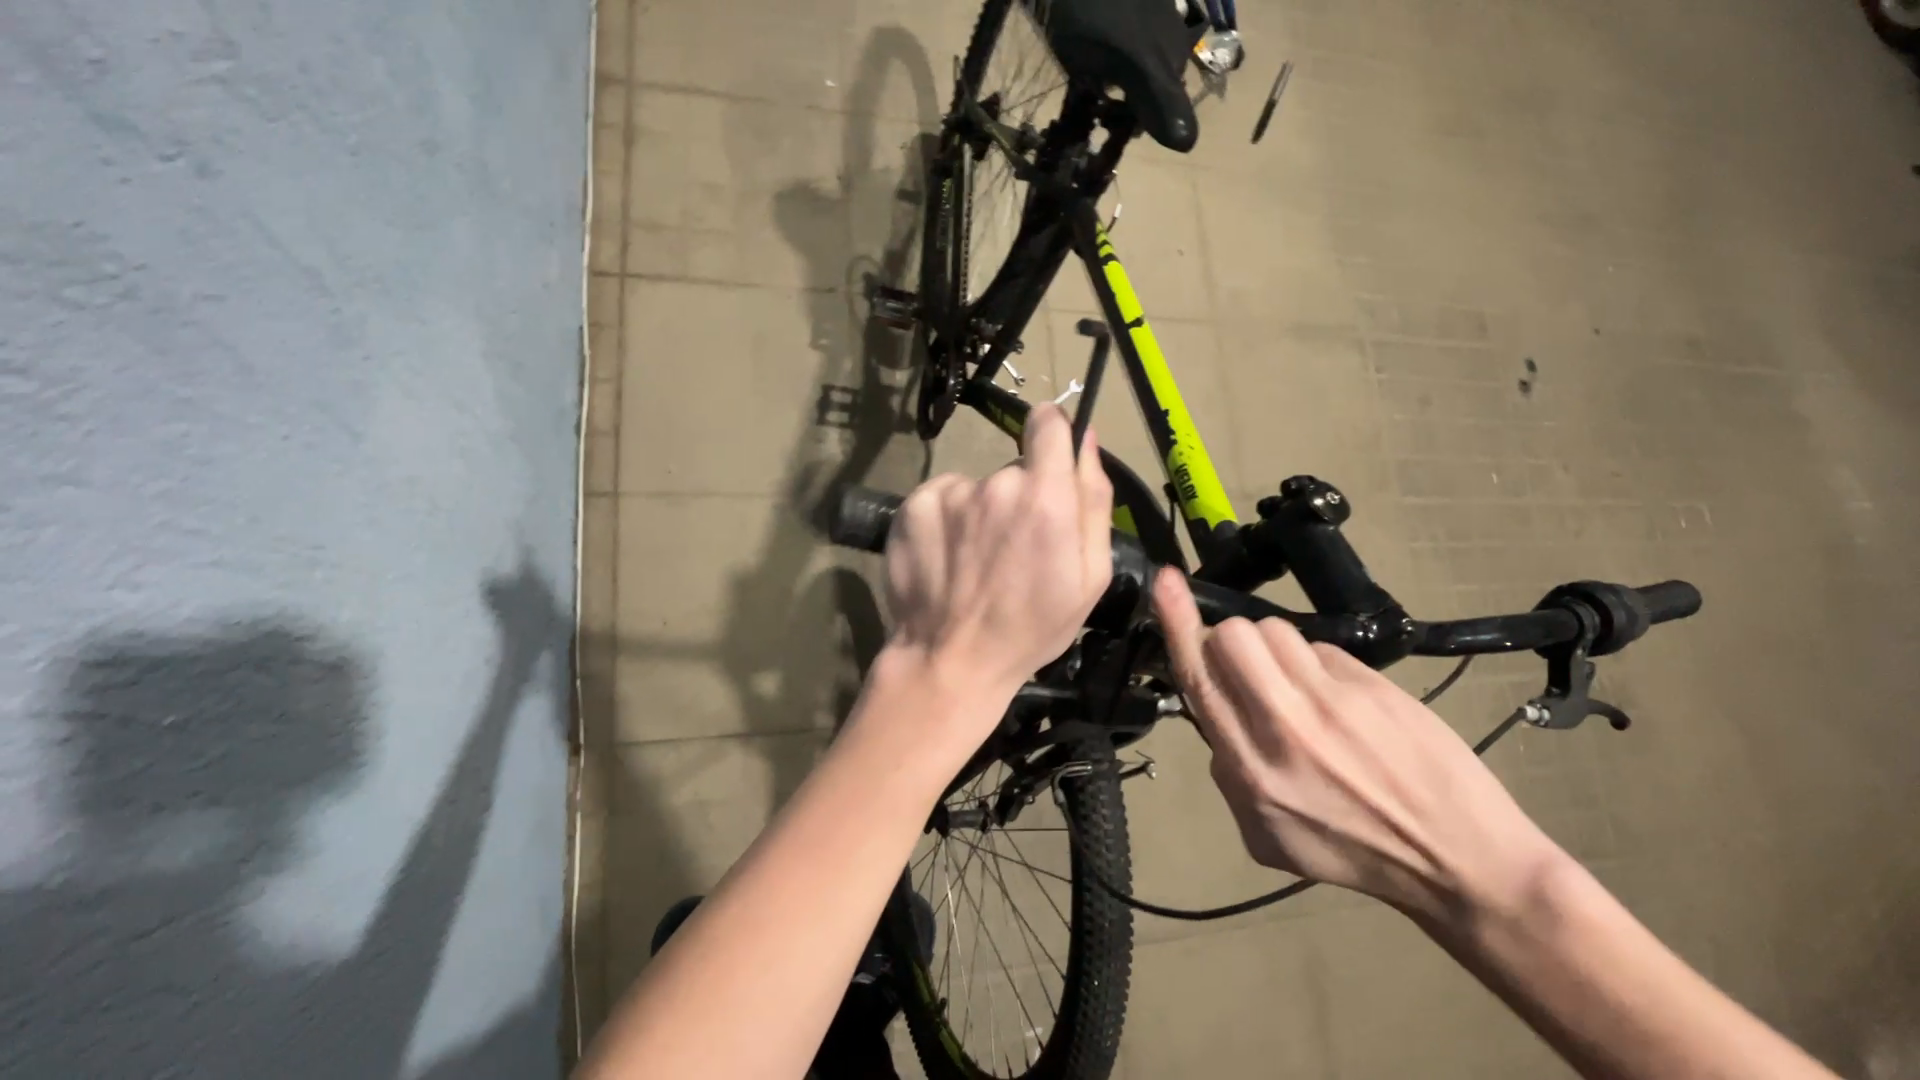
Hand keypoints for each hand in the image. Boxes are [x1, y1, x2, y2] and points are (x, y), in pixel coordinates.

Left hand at [882, 405, 1111, 710]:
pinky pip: (941, 499)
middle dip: (1021, 498)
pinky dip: (946, 522)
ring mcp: (949, 494)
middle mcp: (996, 484)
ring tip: (976, 564)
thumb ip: (1094, 499)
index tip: (1049, 463)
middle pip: (1014, 470)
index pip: (1048, 423)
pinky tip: (947, 560)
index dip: (1051, 436)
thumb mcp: (1091, 576)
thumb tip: (1086, 438)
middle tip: (1014, 551)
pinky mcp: (913, 507)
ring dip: (980, 513)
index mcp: (1046, 497)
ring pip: (976, 489)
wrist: (951, 660)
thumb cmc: (1032, 627)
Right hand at [1152, 570, 1562, 918]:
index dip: (1176, 623)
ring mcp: (1331, 701)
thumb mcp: (1267, 838)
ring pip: (1276, 631)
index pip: (1199, 679)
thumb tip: (1220, 721)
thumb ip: (1229, 777)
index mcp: (1250, 769)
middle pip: (1233, 636)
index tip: (1166, 581)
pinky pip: (1322, 648)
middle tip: (1249, 669)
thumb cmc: (1354, 855)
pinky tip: (1338, 698)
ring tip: (1295, 682)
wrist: (1458, 856)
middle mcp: (1283, 726)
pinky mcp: (1372, 684)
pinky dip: (1317, 664)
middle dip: (1228, 640)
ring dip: (1272, 648)